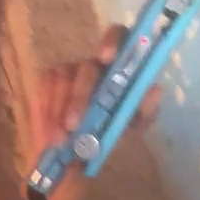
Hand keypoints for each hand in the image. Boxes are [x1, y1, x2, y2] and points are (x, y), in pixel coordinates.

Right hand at [22, 25, 161, 199]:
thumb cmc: (103, 141)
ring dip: (60, 111)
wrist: (69, 162)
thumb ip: (143, 112)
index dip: (112, 41)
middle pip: (86, 67)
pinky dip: (46, 112)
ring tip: (61, 139)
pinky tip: (50, 130)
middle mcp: (92, 66)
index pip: (119, 37)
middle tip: (74, 125)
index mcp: (117, 70)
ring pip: (62, 80)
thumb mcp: (128, 131)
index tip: (106, 58)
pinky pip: (44, 90)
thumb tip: (155, 89)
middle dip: (80, 96)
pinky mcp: (45, 83)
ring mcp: (66, 72)